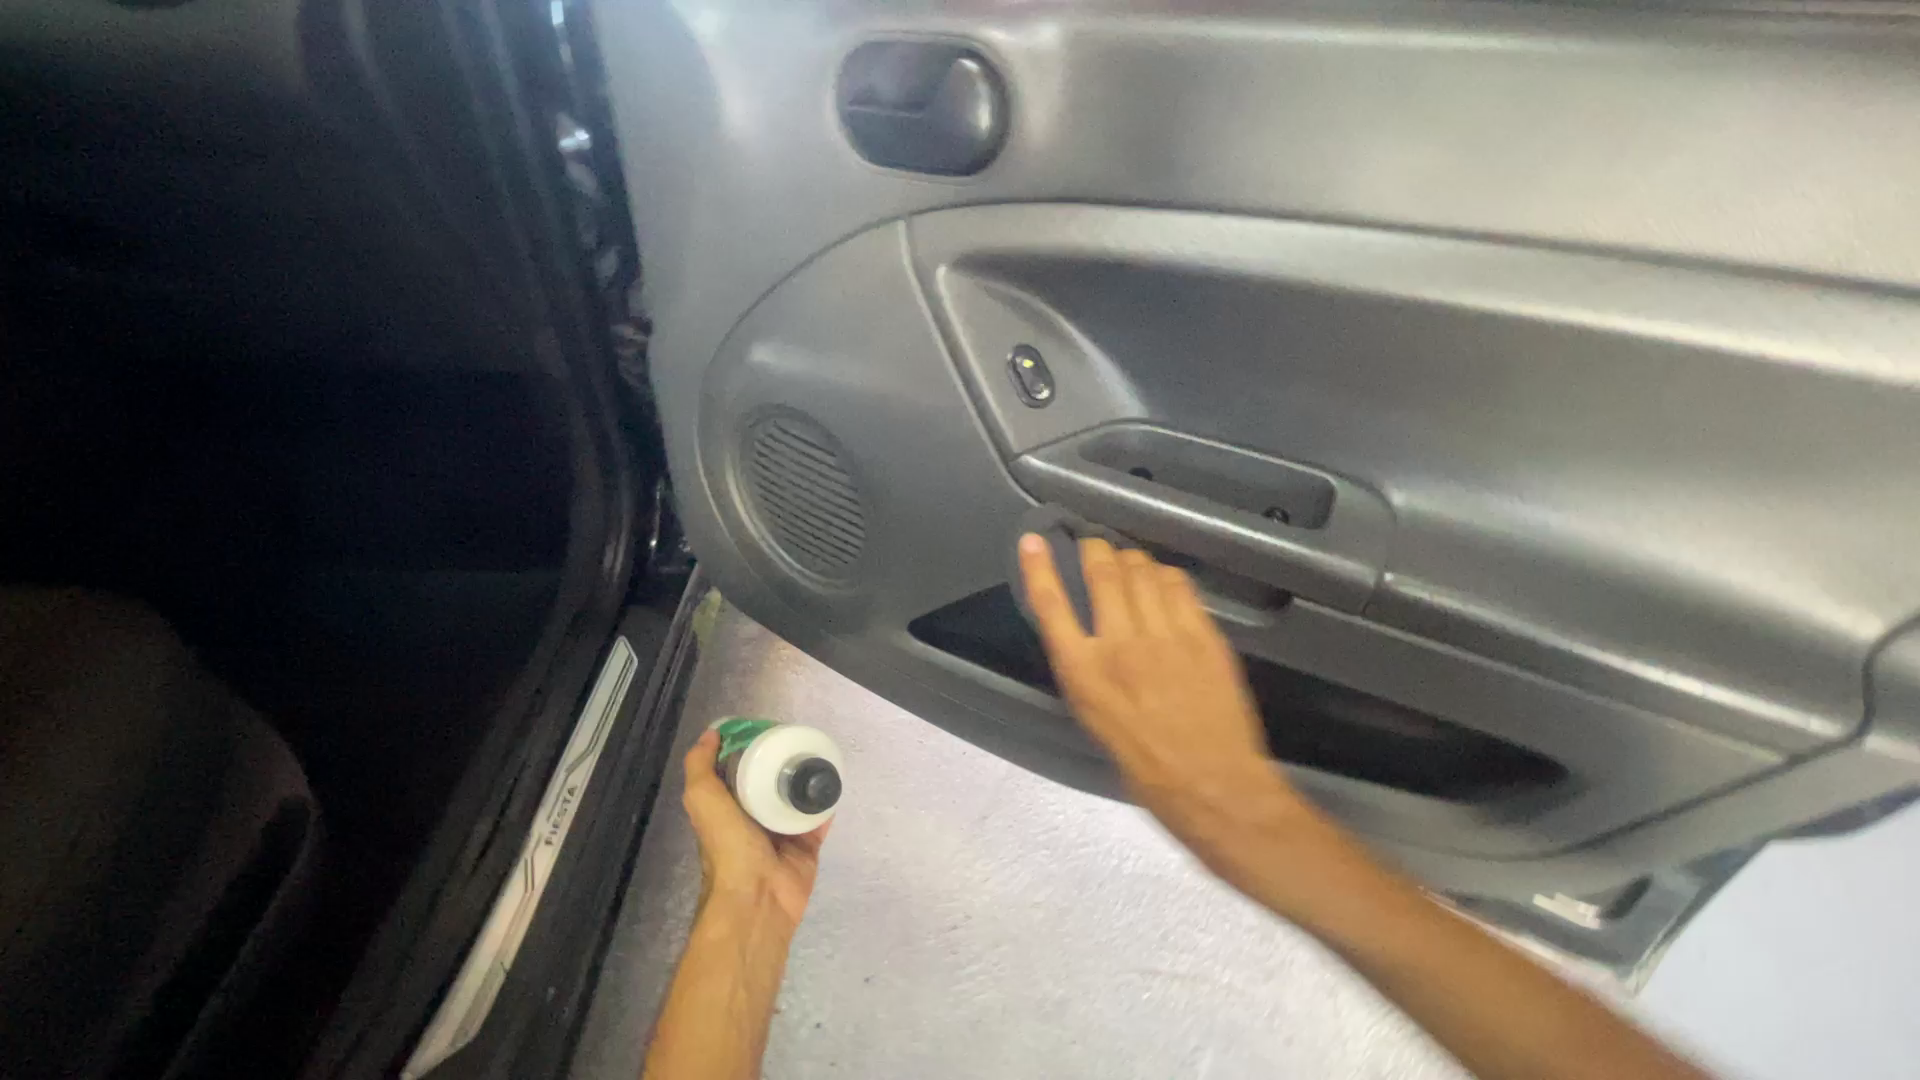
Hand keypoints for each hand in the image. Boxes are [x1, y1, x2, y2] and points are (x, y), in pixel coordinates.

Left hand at [681, 730, 829, 929]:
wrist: (758, 897)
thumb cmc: (728, 847)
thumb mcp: (703, 800)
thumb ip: (700, 768)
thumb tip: (710, 734)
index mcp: (726, 811)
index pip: (736, 773)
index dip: (747, 750)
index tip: (764, 729)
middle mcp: (752, 821)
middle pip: (769, 784)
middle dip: (781, 763)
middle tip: (797, 739)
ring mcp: (781, 835)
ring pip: (796, 800)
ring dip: (806, 781)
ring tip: (818, 756)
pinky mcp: (806, 848)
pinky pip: (818, 820)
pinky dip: (825, 804)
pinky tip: (831, 783)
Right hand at [1018, 535, 1322, 879]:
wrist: (1211, 784)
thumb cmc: (1143, 763)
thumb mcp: (1094, 717)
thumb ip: (1087, 670)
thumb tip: (1089, 633)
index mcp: (1083, 673)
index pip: (1050, 605)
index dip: (1038, 567)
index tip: (1033, 541)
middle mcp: (1119, 645)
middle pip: (1102, 573)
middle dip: (1095, 549)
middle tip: (1094, 545)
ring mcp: (1165, 637)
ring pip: (1142, 572)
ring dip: (1131, 558)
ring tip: (1129, 560)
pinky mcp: (1202, 636)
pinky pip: (1179, 586)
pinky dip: (1165, 575)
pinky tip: (1163, 580)